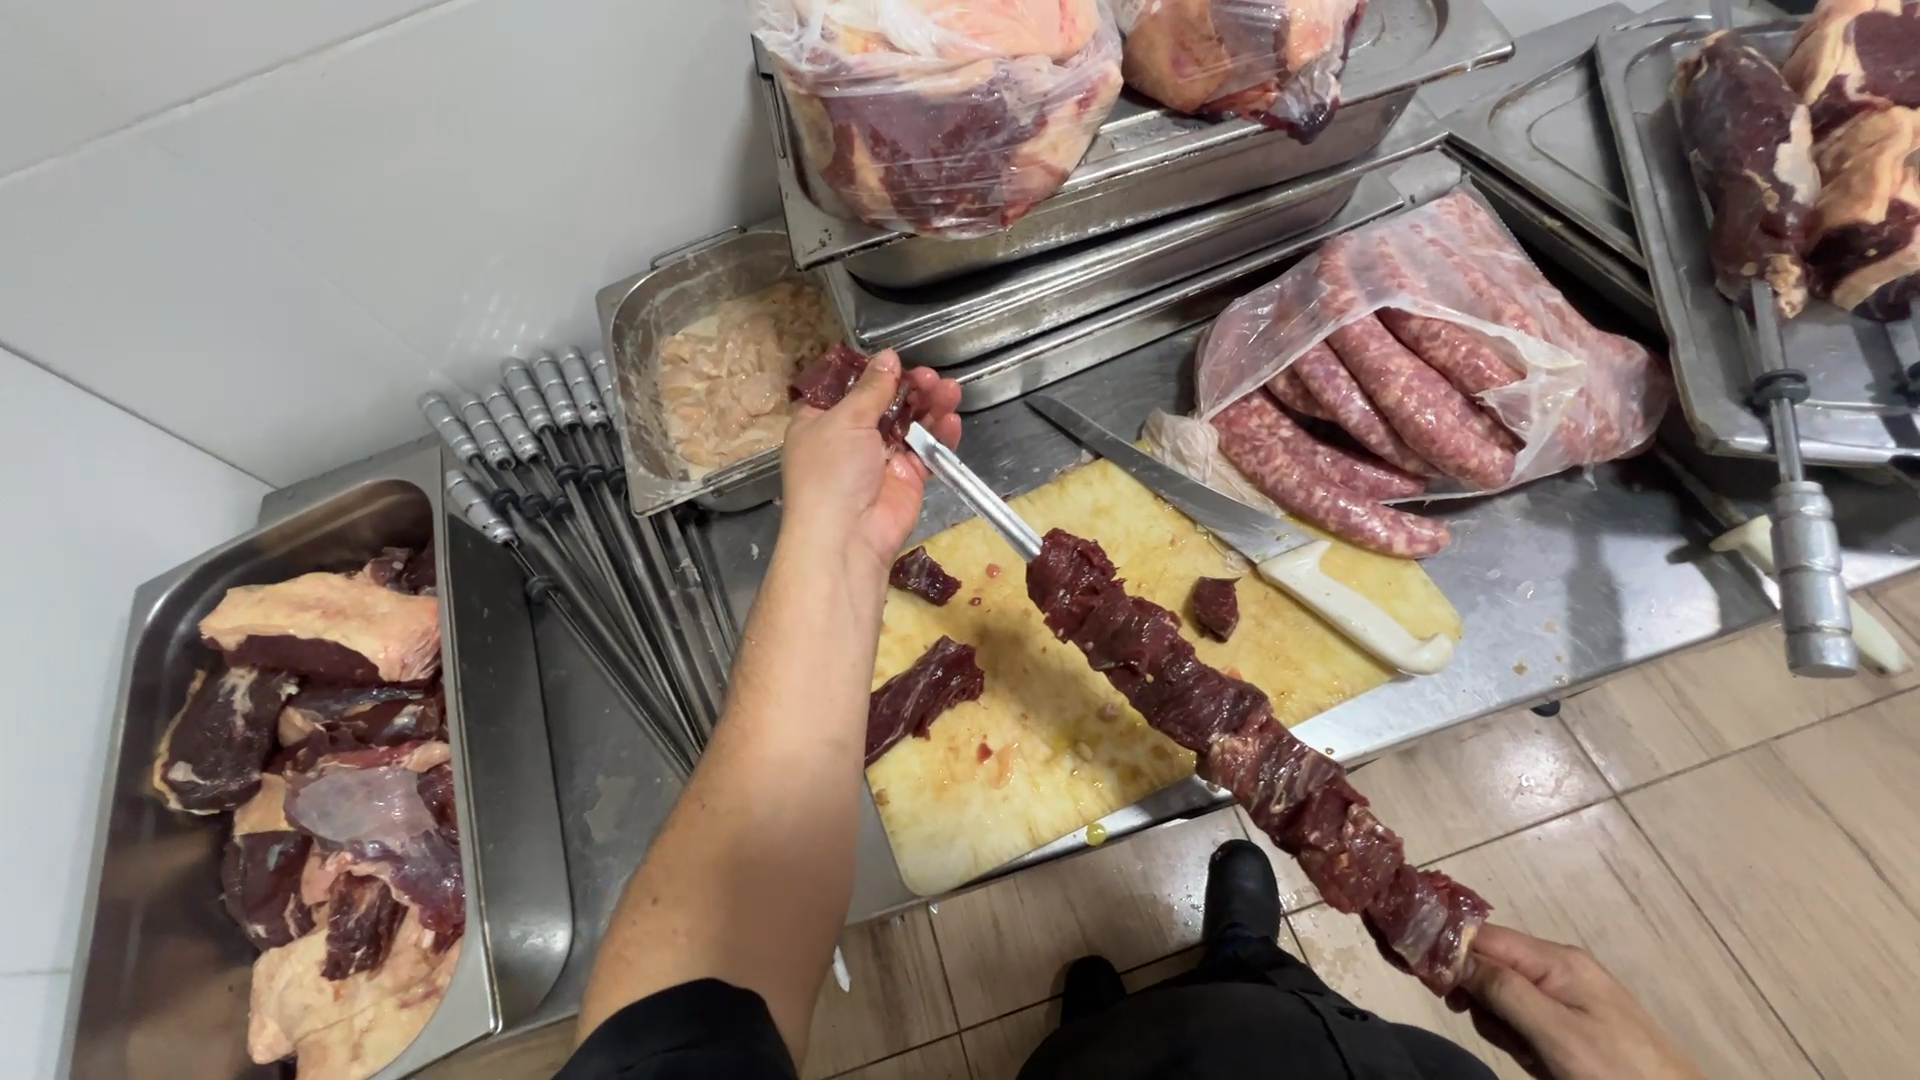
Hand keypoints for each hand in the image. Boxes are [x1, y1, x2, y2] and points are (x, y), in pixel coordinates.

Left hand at [780, 350, 961, 577]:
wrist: (847, 536)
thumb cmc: (830, 472)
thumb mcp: (845, 419)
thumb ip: (871, 388)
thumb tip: (887, 357)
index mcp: (820, 422)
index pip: (846, 388)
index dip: (870, 373)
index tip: (892, 360)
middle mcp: (850, 439)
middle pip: (885, 403)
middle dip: (908, 387)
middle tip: (929, 376)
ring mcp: (881, 459)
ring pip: (910, 424)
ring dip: (930, 405)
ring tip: (948, 390)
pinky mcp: (907, 479)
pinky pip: (927, 451)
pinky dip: (941, 435)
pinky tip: (952, 419)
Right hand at [1454, 925, 1705, 1079]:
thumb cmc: (1620, 1077)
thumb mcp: (1556, 1034)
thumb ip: (1501, 988)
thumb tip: (1448, 954)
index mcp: (1556, 959)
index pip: (1480, 935)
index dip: (1446, 948)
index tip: (1421, 974)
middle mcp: (1559, 966)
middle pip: (1488, 962)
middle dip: (1479, 996)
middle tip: (1493, 1030)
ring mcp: (1569, 994)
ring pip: (1502, 993)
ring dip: (1500, 1022)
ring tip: (1527, 1055)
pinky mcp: (1574, 1022)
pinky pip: (1525, 1015)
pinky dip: (1520, 1036)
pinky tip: (1538, 1060)